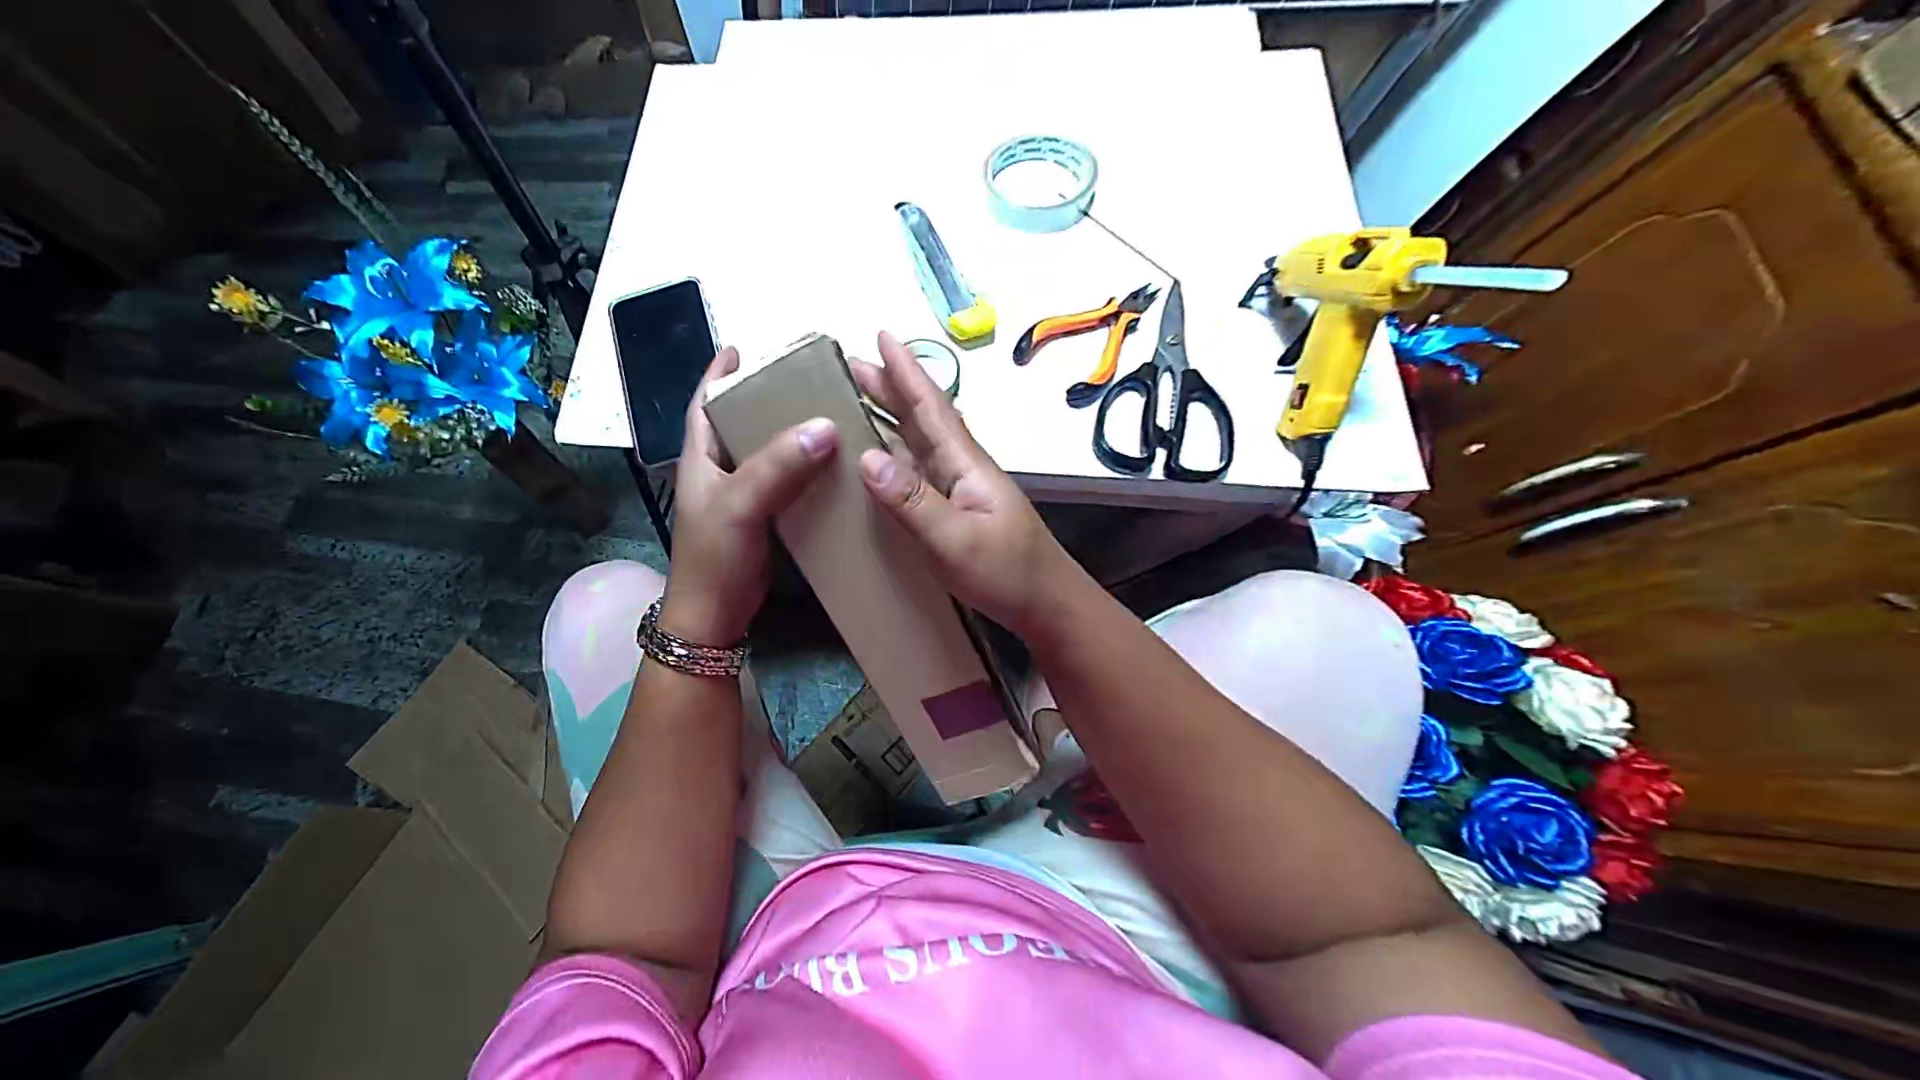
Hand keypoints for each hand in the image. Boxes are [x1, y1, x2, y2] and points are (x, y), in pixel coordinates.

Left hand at [661, 346, 837, 644]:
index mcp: (702, 456)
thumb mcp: (739, 505)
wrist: (717, 618)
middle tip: (810, 383)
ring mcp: (745, 495)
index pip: (706, 403)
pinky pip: (789, 482)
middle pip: (745, 422)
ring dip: (795, 436)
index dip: (721, 374)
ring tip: (831, 416)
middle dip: (771, 399)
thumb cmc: (714, 557)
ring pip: (771, 453)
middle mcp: (722, 469)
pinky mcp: (767, 517)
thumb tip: (823, 426)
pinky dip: (809, 470)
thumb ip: (777, 466)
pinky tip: (835, 467)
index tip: (745, 348)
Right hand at [853, 332, 1084, 637]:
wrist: (1046, 604)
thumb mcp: (955, 541)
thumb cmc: (1008, 573)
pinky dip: (899, 453)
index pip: (932, 408)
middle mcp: (963, 468)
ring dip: (892, 417)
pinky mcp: (959, 510)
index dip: (906, 373)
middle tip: (854, 364)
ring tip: (860, 400)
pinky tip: (883, 458)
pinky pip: (921, 470)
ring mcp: (962, 489)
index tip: (882, 337)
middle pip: (924, 419)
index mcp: (966, 465)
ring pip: (921, 442)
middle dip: (891, 388)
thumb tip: (868, 457)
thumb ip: (913, 501)